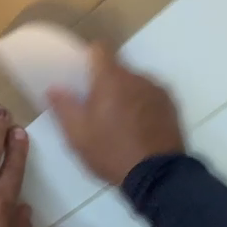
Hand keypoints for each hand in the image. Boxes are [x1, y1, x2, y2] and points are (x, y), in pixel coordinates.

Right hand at [47, 43, 184, 185]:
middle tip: (97, 108)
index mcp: (110, 79)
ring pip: (135, 83)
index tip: (83, 76)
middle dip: (106, 83)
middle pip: (117, 69)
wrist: (157, 177)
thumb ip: (64, 107)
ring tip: (120, 122)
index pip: (99, 49)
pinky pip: (151, 96)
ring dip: (126, 94)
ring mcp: (157, 90)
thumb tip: (54, 88)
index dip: (89, 58)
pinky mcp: (172, 106)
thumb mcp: (78, 135)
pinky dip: (143, 105)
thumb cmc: (111, 152)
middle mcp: (137, 77)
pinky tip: (139, 128)